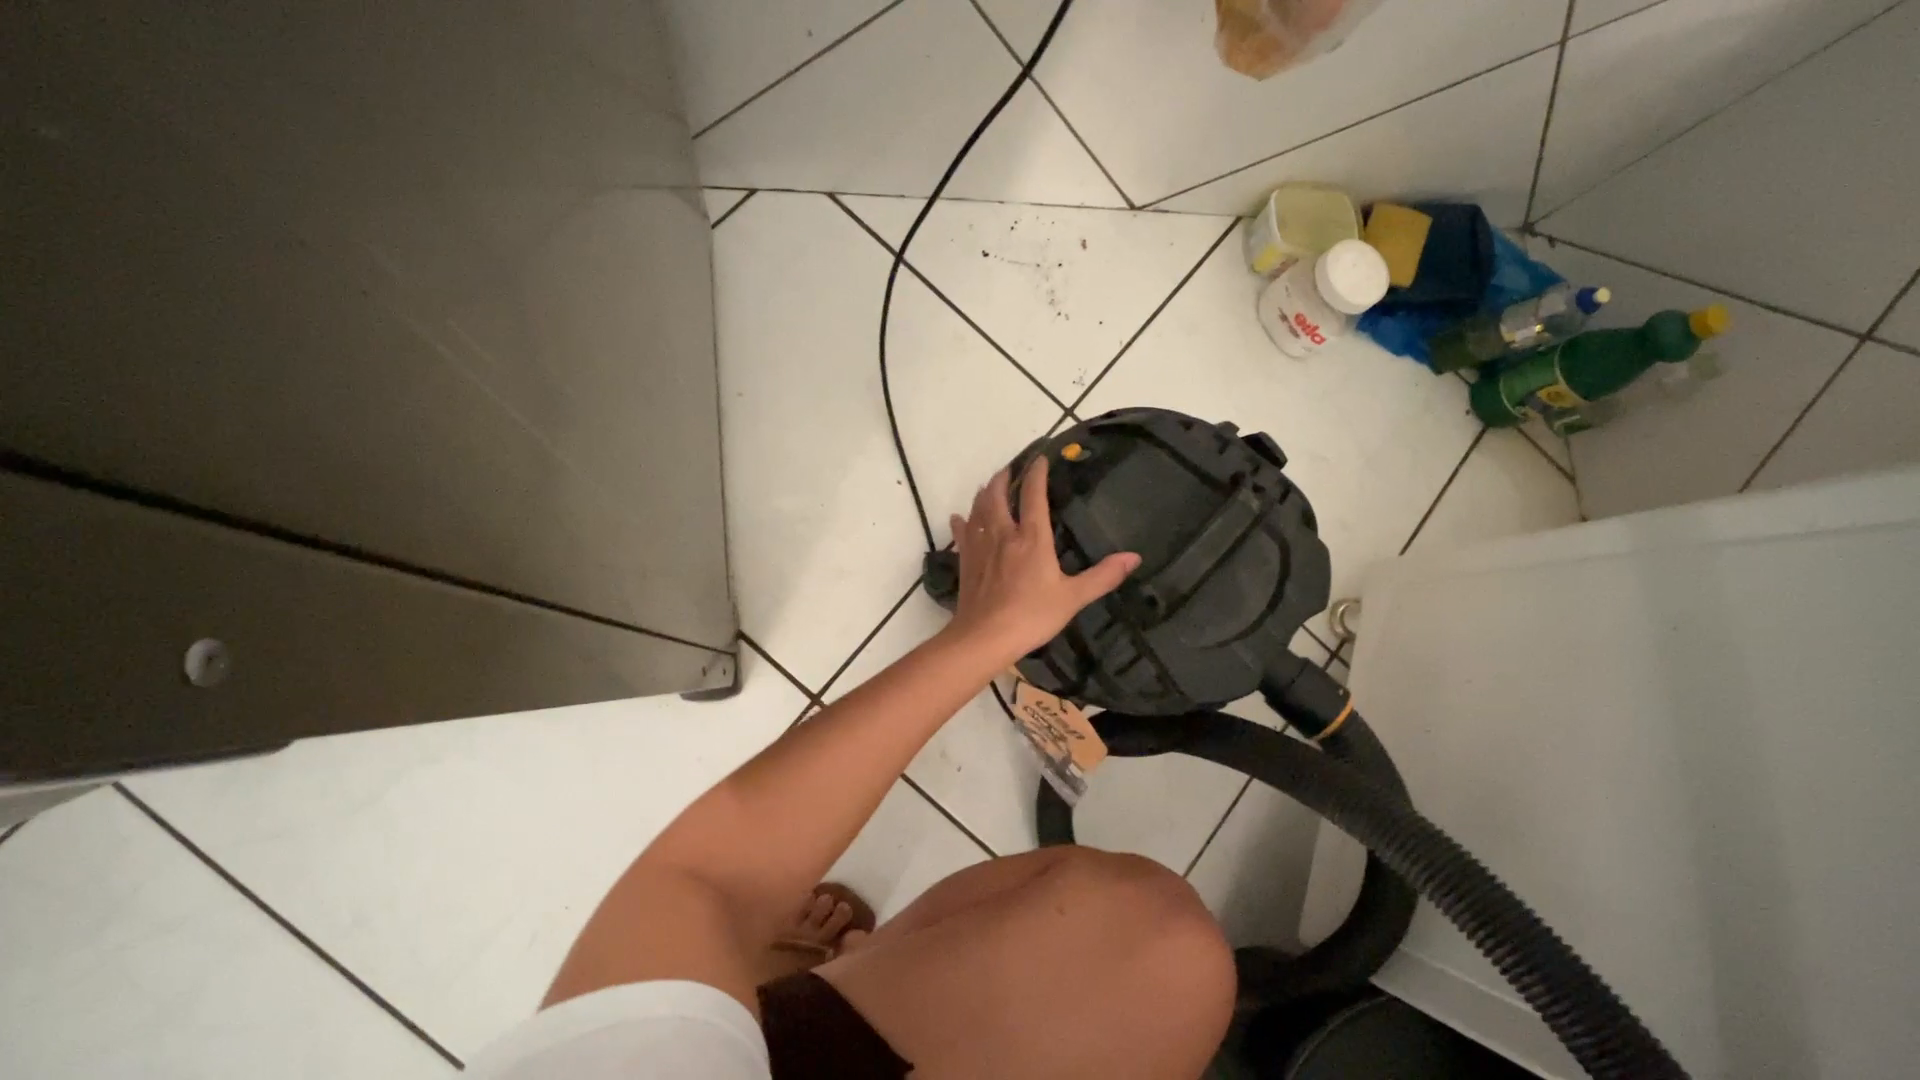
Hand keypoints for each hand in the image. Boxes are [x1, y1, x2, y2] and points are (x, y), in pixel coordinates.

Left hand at [943, 456, 1141, 668]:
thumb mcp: (1073, 597)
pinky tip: (959, 517)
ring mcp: (980, 547)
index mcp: (1031, 538)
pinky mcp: (965, 562)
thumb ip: (1103, 576)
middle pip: (998, 495)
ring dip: (984, 493)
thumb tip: (1134, 557)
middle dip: (1004, 477)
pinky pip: (962, 534)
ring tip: (990, 485)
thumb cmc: (1032, 616)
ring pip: (978, 509)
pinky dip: (962, 522)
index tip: (1040, 458)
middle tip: (1010, 468)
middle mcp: (1003, 534)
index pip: (1034, 495)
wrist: (985, 637)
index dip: (1037, 473)